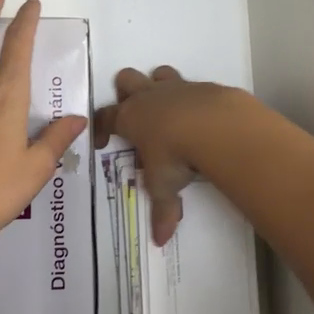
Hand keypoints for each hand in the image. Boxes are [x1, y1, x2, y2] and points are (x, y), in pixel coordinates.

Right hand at [94, 66, 237, 245]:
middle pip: (125, 79)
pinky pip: (190, 85)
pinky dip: (191, 98)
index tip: (101, 142)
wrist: (214, 124)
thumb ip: (162, 210)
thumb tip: (160, 240)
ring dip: (158, 86)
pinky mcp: (200, 85)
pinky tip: (200, 117)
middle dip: (125, 92)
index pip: (104, 117)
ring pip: (157, 73)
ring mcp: (174, 87)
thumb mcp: (165, 185)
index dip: (99, 128)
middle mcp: (148, 97)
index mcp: (131, 118)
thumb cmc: (176, 154)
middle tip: (134, 114)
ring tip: (167, 109)